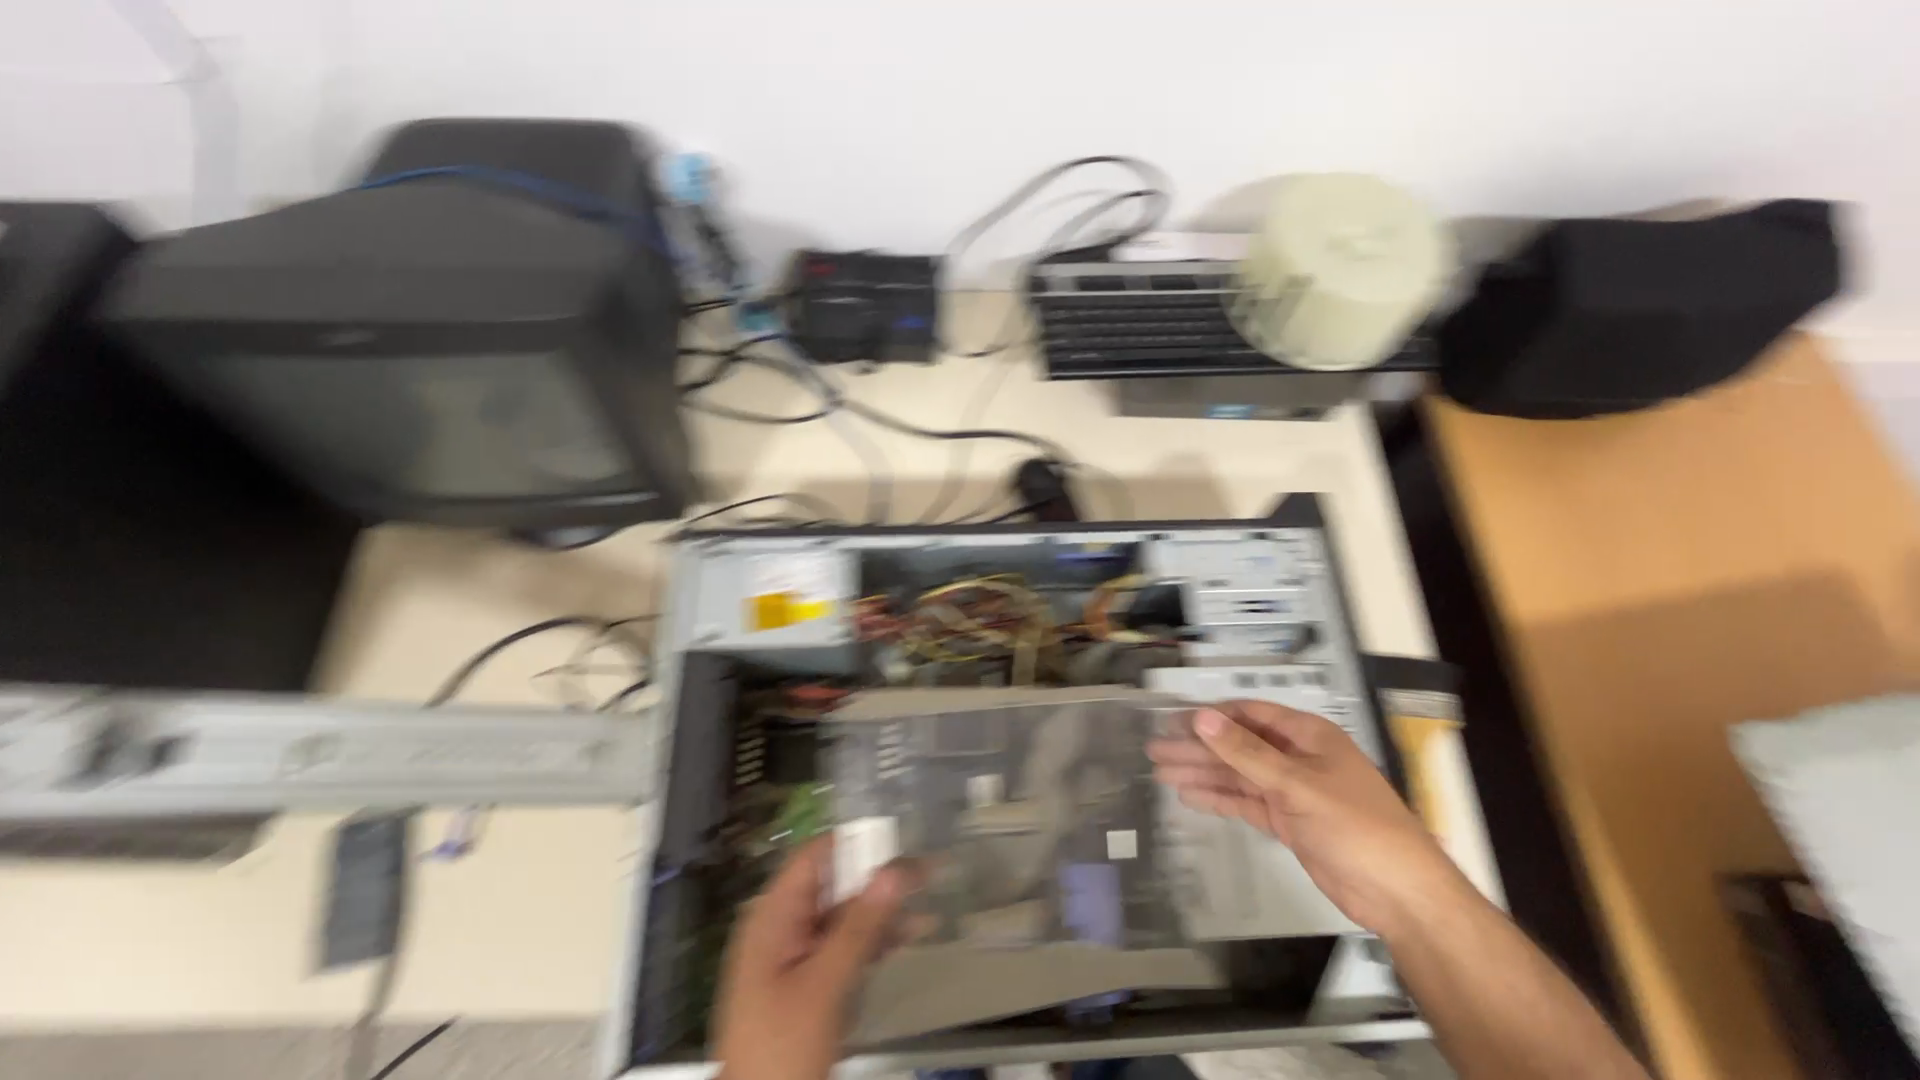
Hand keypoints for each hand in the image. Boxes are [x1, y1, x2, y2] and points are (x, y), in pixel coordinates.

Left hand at [715, 837, 916, 1079]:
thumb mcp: (824, 986)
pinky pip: (843, 947)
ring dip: (882, 911)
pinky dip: (874, 941)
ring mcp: (795, 957)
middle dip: (877, 878)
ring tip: (930, 904)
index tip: (901, 841)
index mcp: (772, 917)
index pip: (814, 858)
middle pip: (832, 886)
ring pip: (843, 917)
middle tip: (929, 872)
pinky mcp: (809, 983)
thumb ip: (859, 926)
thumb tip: (894, 870)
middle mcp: (781, 927)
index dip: (855, 844)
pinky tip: (911, 936)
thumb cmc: (783, 1049)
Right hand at [1148, 701, 1472, 940]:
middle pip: (1238, 746)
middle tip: (1154, 750)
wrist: (1398, 892)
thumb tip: (1202, 718)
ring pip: (1238, 776)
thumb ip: (1246, 753)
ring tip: (1160, 772)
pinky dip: (1218, 799)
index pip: (1250, 715)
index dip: (1211, 716)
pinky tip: (1189, 796)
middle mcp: (1297, 758)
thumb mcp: (1297, 784)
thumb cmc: (1355, 825)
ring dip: (1202, 773)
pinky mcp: (1288, 822)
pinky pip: (1245, 803)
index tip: (1172, 721)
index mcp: (1308, 736)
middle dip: (1198, 747)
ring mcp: (1292, 792)